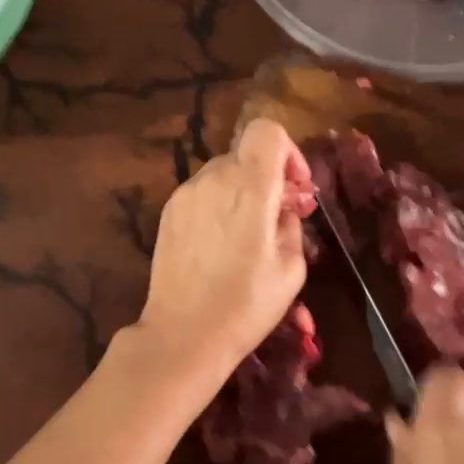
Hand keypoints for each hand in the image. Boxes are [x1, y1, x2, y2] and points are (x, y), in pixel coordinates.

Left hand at [136, 119, 308, 373]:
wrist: (183, 334)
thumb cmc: (246, 304)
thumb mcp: (291, 268)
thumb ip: (292, 223)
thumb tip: (285, 207)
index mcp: (249, 185)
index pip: (267, 130)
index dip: (288, 150)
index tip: (295, 188)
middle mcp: (214, 178)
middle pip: (245, 154)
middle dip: (267, 176)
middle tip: (279, 216)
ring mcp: (186, 192)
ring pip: (222, 173)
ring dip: (242, 191)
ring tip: (248, 234)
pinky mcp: (168, 210)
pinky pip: (202, 193)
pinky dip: (218, 205)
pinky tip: (220, 244)